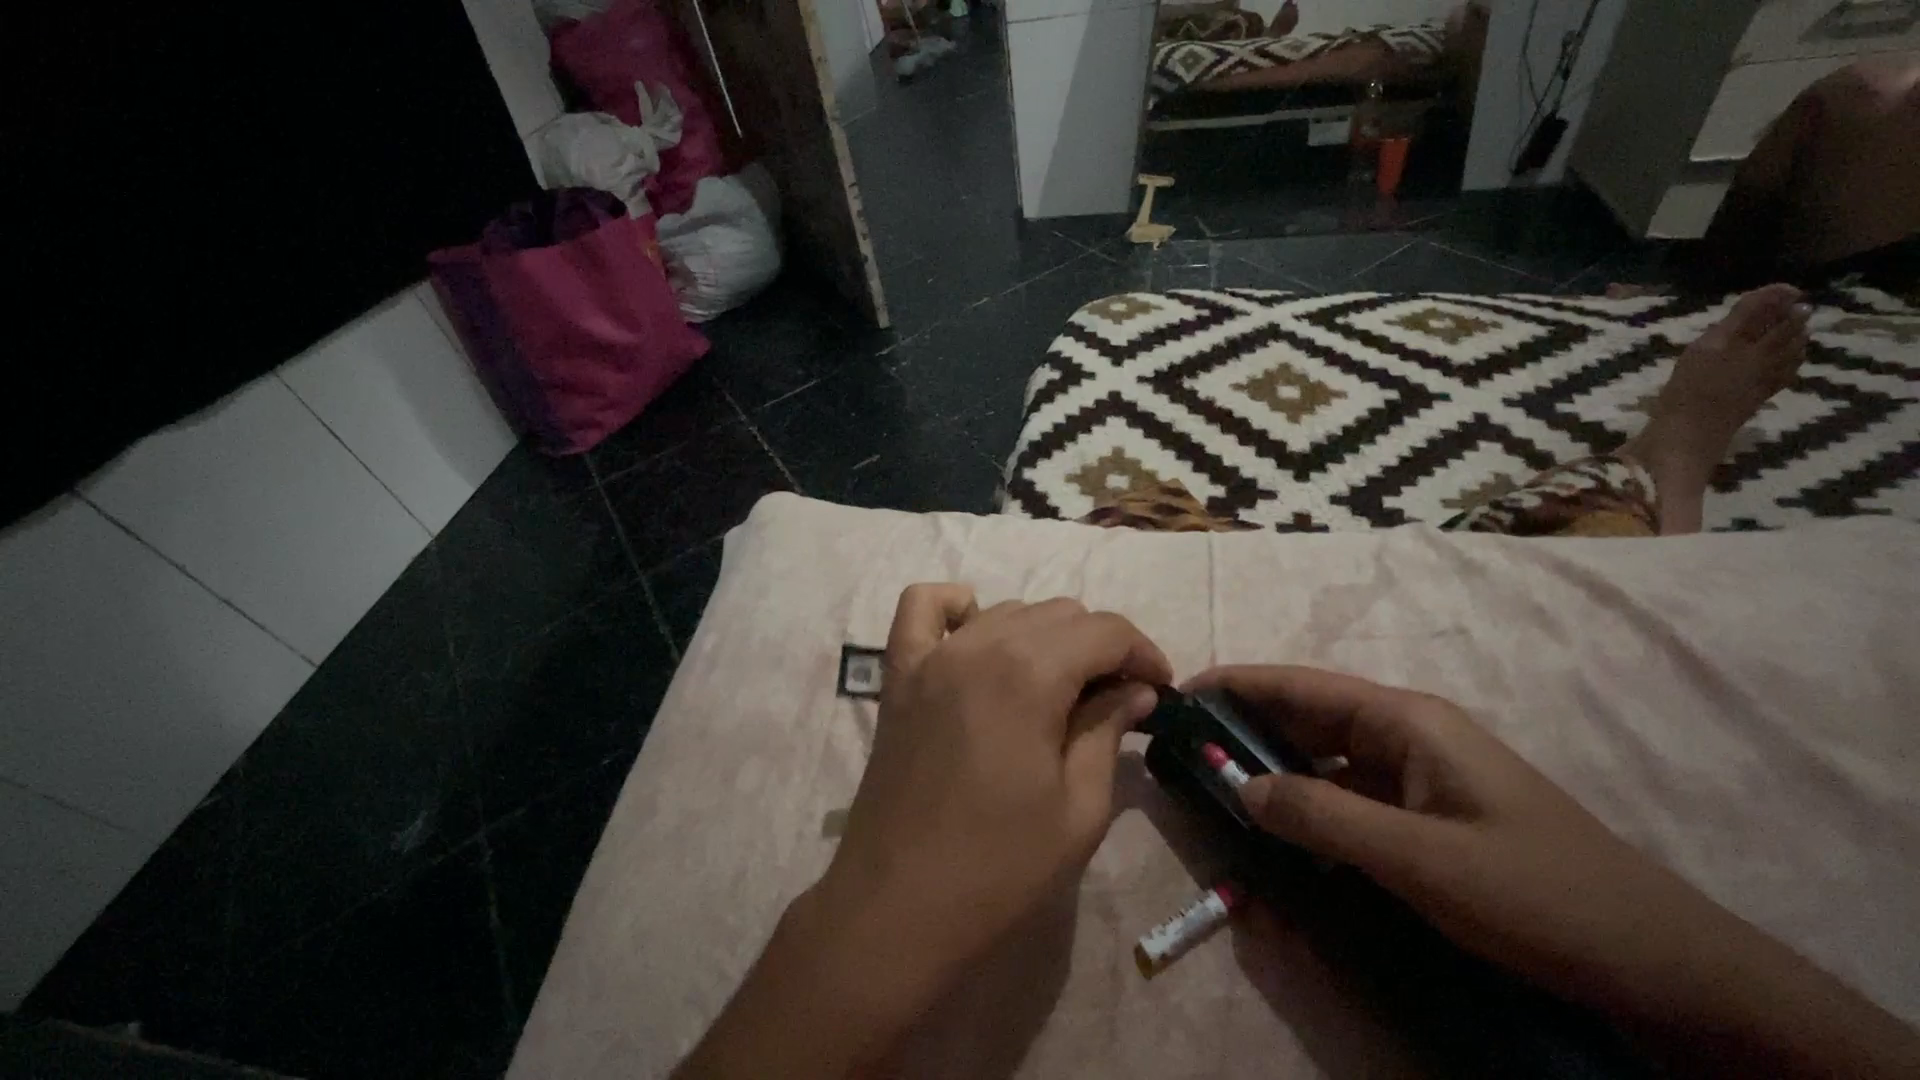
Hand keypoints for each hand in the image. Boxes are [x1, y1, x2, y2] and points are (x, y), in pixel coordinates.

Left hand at [820, 586, 1171, 984]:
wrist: (898, 907)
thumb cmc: (999, 868)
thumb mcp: (1079, 807)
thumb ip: (1107, 731)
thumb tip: (1135, 689)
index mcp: (1029, 674)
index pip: (1105, 630)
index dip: (1144, 653)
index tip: (1159, 690)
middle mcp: (979, 645)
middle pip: (1060, 613)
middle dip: (1100, 647)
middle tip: (1116, 700)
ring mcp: (931, 657)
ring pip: (1006, 609)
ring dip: (1045, 636)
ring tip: (1060, 687)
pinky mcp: (898, 677)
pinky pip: (922, 608)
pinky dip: (956, 607)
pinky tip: (977, 633)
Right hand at [1189, 665, 1919, 1077]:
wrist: (1657, 963)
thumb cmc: (1537, 895)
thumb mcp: (1418, 860)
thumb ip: (1321, 818)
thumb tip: (1239, 787)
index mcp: (1408, 722)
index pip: (1302, 686)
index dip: (1238, 684)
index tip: (1178, 694)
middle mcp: (1409, 737)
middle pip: (1309, 718)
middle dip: (1246, 728)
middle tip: (1182, 748)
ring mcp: (1421, 778)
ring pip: (1326, 761)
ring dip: (1273, 771)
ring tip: (1214, 786)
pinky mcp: (1428, 817)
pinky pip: (1350, 799)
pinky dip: (1308, 807)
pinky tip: (1279, 832)